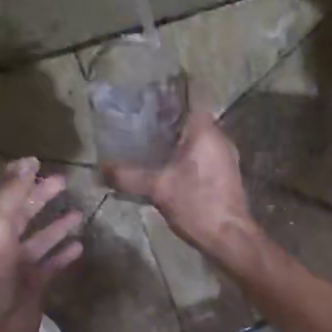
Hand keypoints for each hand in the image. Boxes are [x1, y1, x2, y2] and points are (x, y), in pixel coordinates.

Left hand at [0, 158, 83, 331]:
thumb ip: (12, 192)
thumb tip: (29, 161)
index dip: (15, 177)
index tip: (36, 162)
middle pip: (19, 213)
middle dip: (39, 196)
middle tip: (64, 180)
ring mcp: (13, 265)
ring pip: (37, 239)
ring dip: (56, 225)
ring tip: (78, 212)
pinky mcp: (30, 284)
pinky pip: (50, 264)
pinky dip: (63, 254)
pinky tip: (79, 245)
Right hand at [103, 111, 257, 256]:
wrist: (230, 237)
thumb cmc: (197, 204)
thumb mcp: (158, 189)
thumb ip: (128, 176)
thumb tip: (102, 169)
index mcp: (205, 131)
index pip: (192, 97)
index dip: (170, 94)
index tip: (149, 97)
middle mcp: (219, 138)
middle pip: (192, 119)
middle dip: (168, 120)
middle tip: (141, 122)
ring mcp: (226, 158)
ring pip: (198, 139)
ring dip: (177, 141)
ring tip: (150, 145)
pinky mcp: (225, 175)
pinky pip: (202, 156)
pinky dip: (185, 157)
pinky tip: (168, 168)